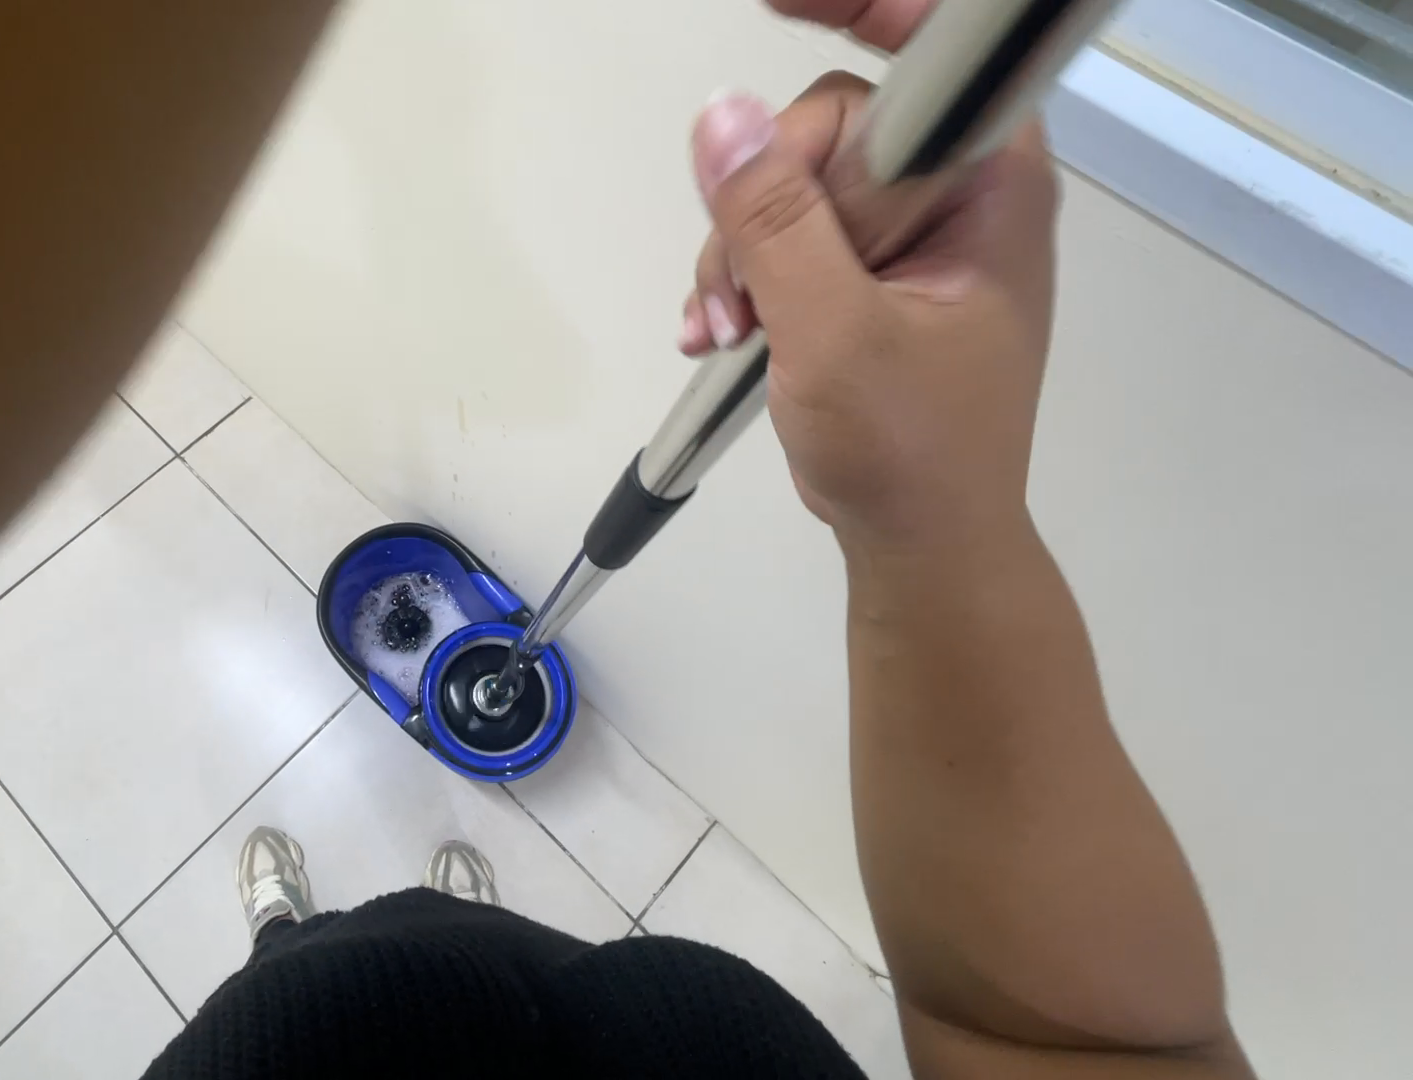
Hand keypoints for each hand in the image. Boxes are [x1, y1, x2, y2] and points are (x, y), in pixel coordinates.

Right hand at [690, 79, 1058, 545]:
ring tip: (720, 335)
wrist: (912, 531)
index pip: (936, 53)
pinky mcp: (857, 279)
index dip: (862, 6)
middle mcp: (943, 195)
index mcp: (980, 185)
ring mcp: (895, 240)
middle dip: (755, 209)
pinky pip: (781, 245)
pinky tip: (716, 335)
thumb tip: (717, 121)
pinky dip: (738, 285)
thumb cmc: (901, 447)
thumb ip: (775, 226)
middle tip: (733, 299)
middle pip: (827, 136)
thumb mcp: (831, 334)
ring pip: (787, 195)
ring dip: (734, 260)